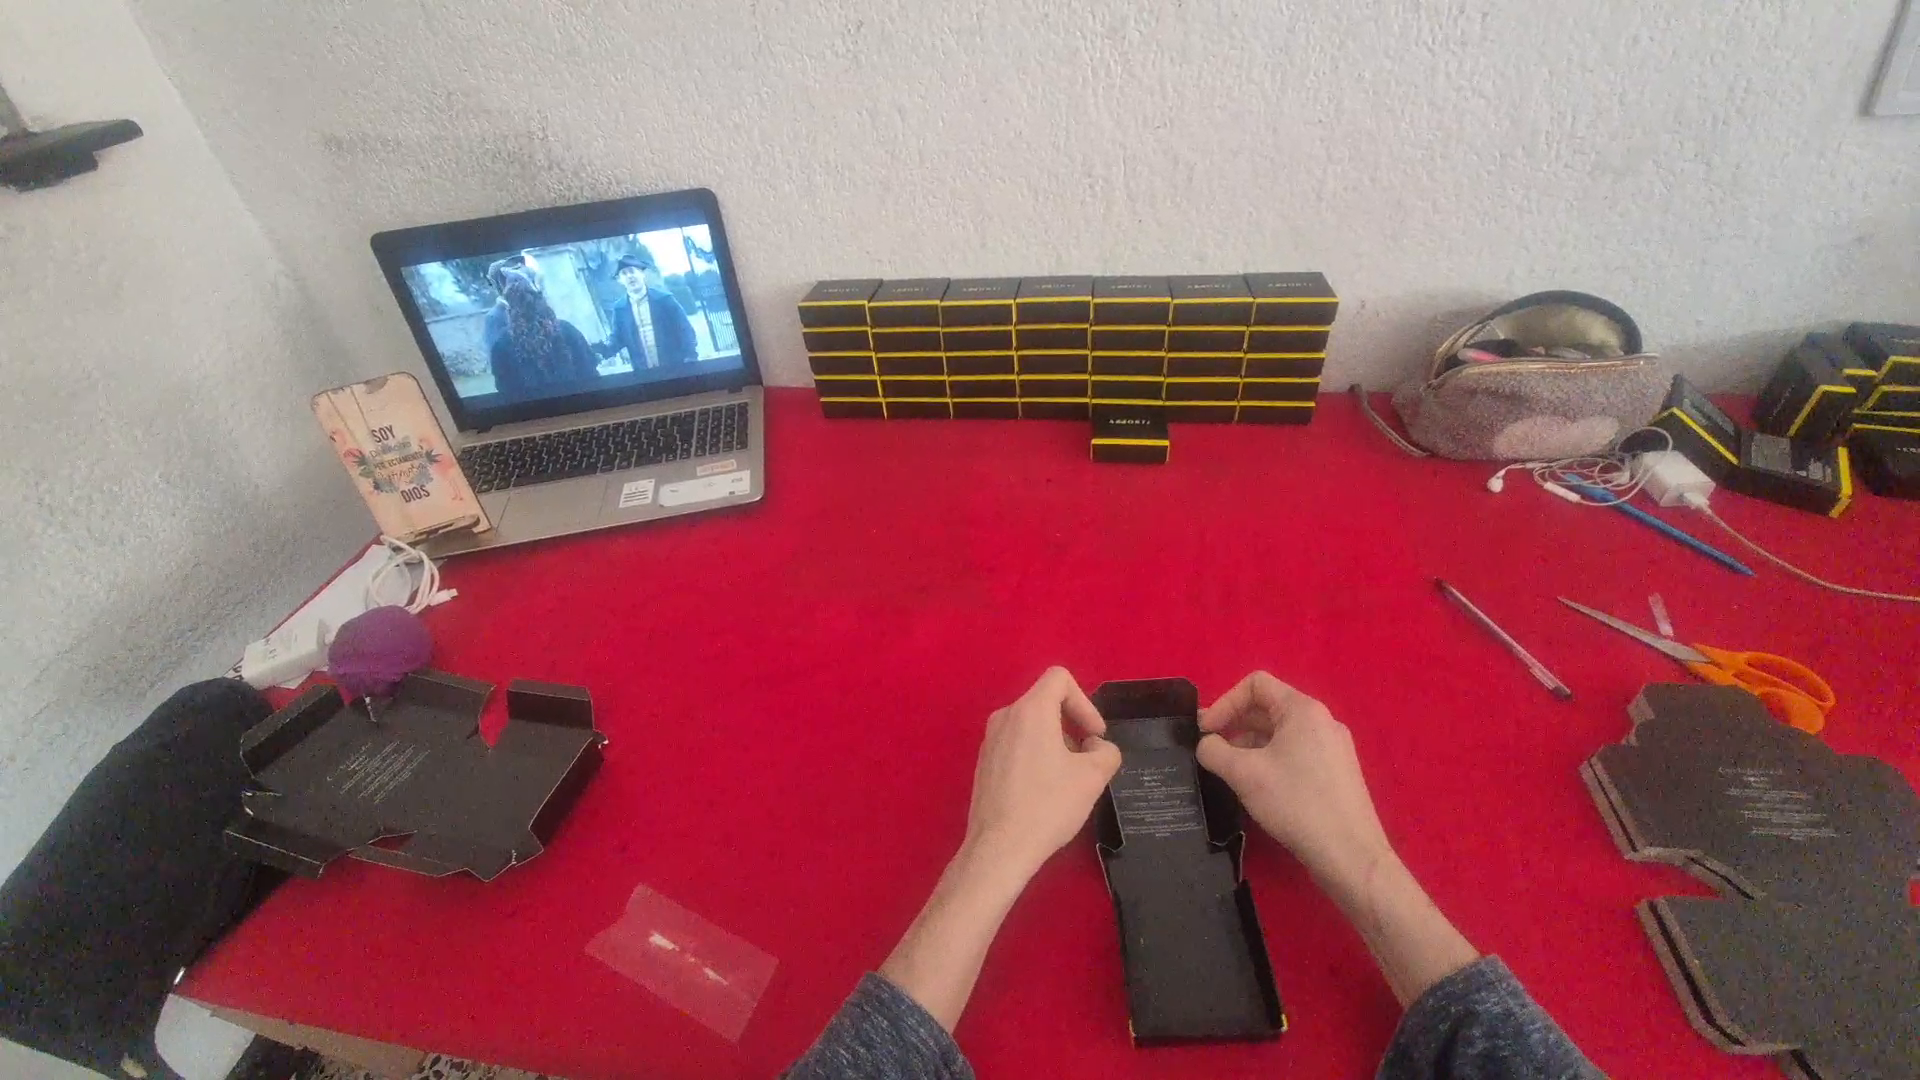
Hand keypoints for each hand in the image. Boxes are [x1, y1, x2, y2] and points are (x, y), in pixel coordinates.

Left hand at [962, 667, 1122, 880]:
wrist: (999, 847)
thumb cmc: (1047, 806)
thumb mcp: (1092, 778)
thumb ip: (1106, 751)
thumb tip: (1096, 747)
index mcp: (1029, 710)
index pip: (1059, 678)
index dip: (1085, 702)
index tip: (1094, 735)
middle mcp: (1005, 716)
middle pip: (1045, 701)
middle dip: (1072, 724)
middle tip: (1087, 759)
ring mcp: (990, 739)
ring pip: (1031, 724)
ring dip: (1056, 741)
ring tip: (1068, 778)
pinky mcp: (984, 761)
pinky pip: (1016, 743)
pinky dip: (1036, 754)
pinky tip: (1044, 790)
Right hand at [1196, 672, 1393, 905]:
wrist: (1351, 857)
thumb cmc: (1296, 804)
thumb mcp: (1244, 774)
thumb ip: (1213, 750)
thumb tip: (1205, 745)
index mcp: (1303, 710)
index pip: (1255, 684)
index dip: (1224, 703)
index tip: (1206, 732)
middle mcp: (1321, 721)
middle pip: (1267, 707)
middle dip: (1233, 724)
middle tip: (1209, 750)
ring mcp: (1332, 748)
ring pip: (1279, 732)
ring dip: (1248, 744)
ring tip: (1229, 771)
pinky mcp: (1335, 773)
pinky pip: (1294, 752)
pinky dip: (1268, 759)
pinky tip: (1257, 787)